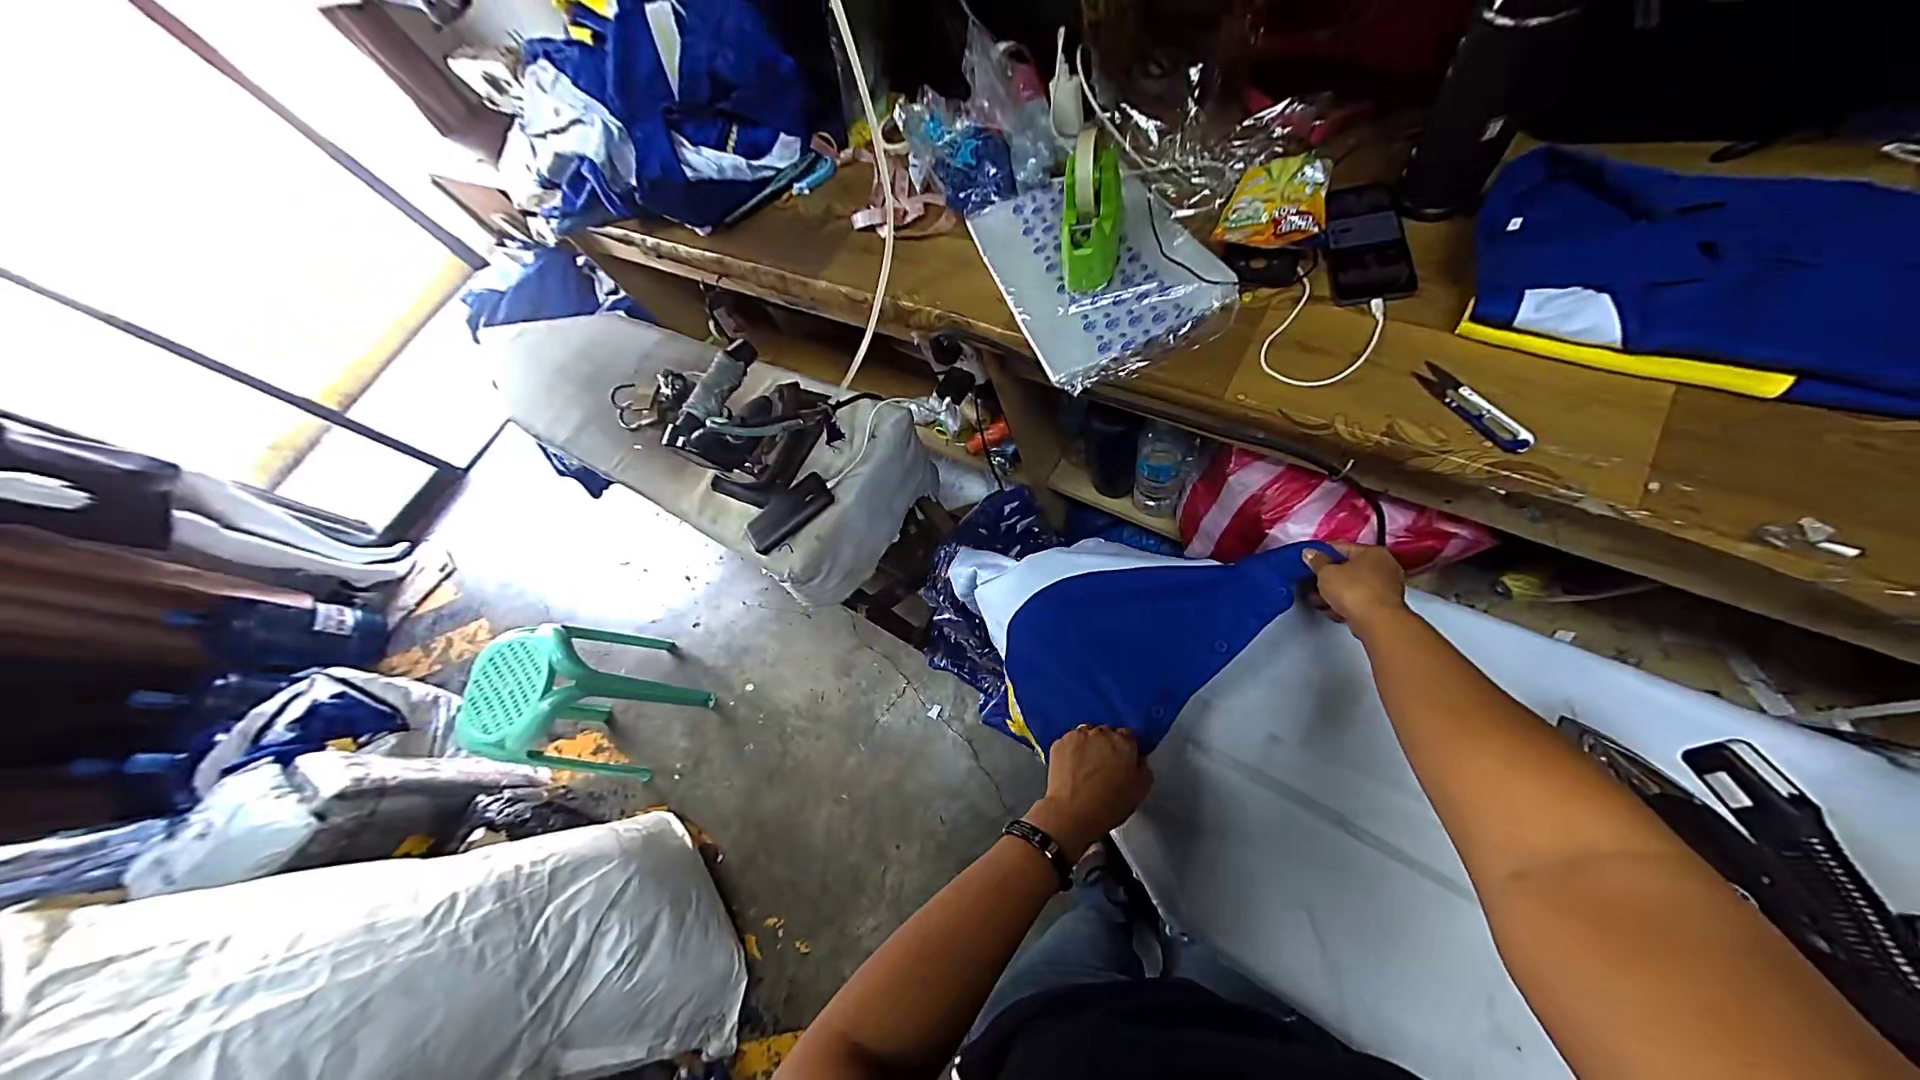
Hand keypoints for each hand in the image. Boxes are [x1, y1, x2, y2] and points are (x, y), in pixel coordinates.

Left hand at [1023, 726, 1151, 861]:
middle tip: (1104, 767)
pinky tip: (1072, 769)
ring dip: (1088, 746)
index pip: (1128, 736)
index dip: (1126, 749)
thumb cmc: (1109, 804)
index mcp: (1124, 742)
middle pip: (1106, 734)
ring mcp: (1077, 736)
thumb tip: (1138, 760)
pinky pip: (1068, 743)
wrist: (1073, 812)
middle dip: (1106, 746)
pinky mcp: (1059, 743)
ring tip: (1086, 768)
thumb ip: (1143, 768)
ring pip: (1086, 735)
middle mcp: (1101, 733)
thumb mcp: (1140, 790)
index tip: (1124, 760)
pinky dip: (1071, 751)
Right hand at [1302, 542, 1409, 632]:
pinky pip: (1358, 599)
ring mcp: (1386, 587)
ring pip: (1352, 585)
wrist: (1376, 621)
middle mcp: (1384, 566)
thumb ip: (1316, 561)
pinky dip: (1345, 603)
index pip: (1340, 547)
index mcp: (1372, 552)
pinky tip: (1332, 609)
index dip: (1321, 553)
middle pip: (1347, 567)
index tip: (1307, 561)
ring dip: (1334, 592)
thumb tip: (1310, 553)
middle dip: (1327, 576)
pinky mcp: (1383, 605)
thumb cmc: (1352, 590)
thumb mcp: (1326, 572)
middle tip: (1311, 581)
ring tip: (1317, 599)